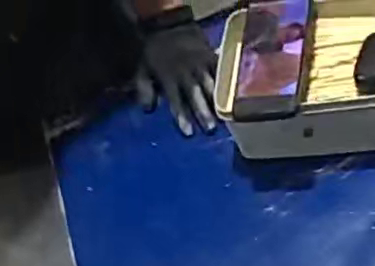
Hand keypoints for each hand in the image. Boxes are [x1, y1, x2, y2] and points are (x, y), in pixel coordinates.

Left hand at [135, 7, 218, 136]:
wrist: (168, 24)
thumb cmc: (155, 53)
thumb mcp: (142, 69)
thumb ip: (144, 89)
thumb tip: (148, 109)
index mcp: (169, 76)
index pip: (176, 100)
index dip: (182, 116)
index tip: (189, 133)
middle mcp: (185, 71)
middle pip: (195, 95)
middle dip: (202, 112)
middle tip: (210, 129)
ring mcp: (199, 63)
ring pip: (209, 84)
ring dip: (216, 101)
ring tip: (224, 115)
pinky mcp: (209, 55)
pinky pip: (218, 70)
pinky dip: (224, 82)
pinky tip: (231, 95)